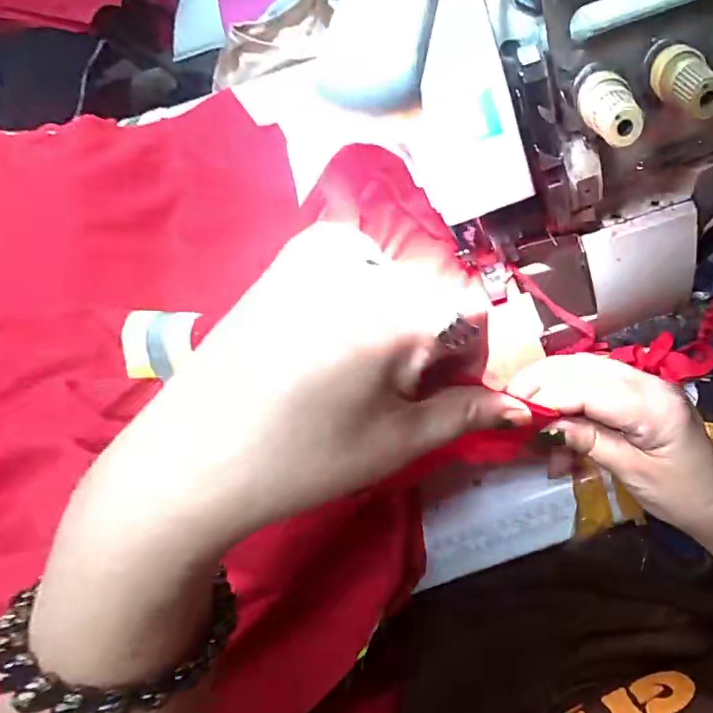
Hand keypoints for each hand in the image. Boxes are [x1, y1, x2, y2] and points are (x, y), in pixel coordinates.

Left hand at [33, 223, 531, 677]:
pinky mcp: (289, 257)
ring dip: (404, 322)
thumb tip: (522, 405)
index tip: (454, 392)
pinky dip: (369, 301)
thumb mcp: (394, 442)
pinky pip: (361, 269)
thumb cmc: (299, 461)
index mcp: (389, 310)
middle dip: (439, 340)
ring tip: (365, 373)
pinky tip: (336, 345)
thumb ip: (465, 412)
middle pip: (437, 292)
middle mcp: (358, 263)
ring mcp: (317, 251)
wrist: (190, 458)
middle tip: (406, 391)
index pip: (476, 310)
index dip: (475, 355)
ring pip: (402, 281)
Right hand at [509, 354, 712, 552]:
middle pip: (583, 367)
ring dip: (551, 386)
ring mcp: (645, 383)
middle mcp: (649, 381)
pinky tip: (553, 418)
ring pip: (585, 369)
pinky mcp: (639, 392)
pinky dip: (569, 395)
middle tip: (508, 405)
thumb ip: (589, 442)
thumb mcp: (632, 472)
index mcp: (653, 404)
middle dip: (542, 382)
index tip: (512, 411)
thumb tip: (544, 426)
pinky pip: (595, 382)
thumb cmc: (681, 495)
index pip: (587, 388)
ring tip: (525, 412)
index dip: (546, 396)